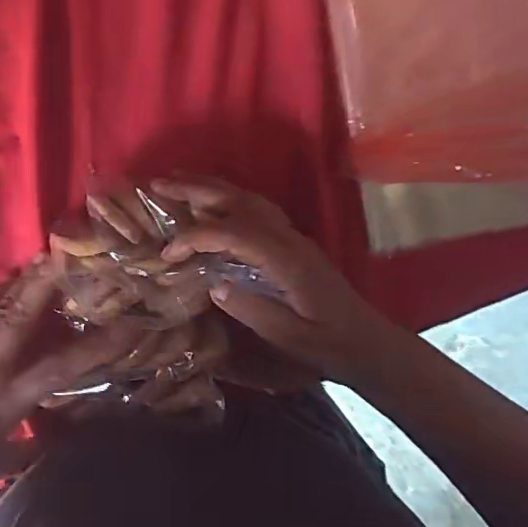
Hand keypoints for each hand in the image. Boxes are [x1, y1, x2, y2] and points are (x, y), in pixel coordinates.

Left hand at [0, 262, 147, 505]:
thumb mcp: (1, 463)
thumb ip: (36, 446)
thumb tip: (71, 436)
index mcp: (7, 400)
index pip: (60, 368)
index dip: (97, 346)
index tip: (127, 325)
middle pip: (21, 317)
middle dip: (44, 283)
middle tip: (67, 254)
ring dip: (23, 280)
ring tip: (45, 255)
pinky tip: (10, 278)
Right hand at [154, 176, 405, 386]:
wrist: (368, 343)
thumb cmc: (330, 344)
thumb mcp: (291, 337)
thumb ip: (253, 310)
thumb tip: (213, 285)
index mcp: (287, 260)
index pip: (234, 233)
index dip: (196, 237)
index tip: (168, 252)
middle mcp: (289, 239)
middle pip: (240, 202)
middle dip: (197, 189)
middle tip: (159, 183)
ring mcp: (292, 237)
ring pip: (248, 199)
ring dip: (211, 187)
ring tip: (177, 182)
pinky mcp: (291, 243)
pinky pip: (255, 209)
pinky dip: (228, 198)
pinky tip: (211, 203)